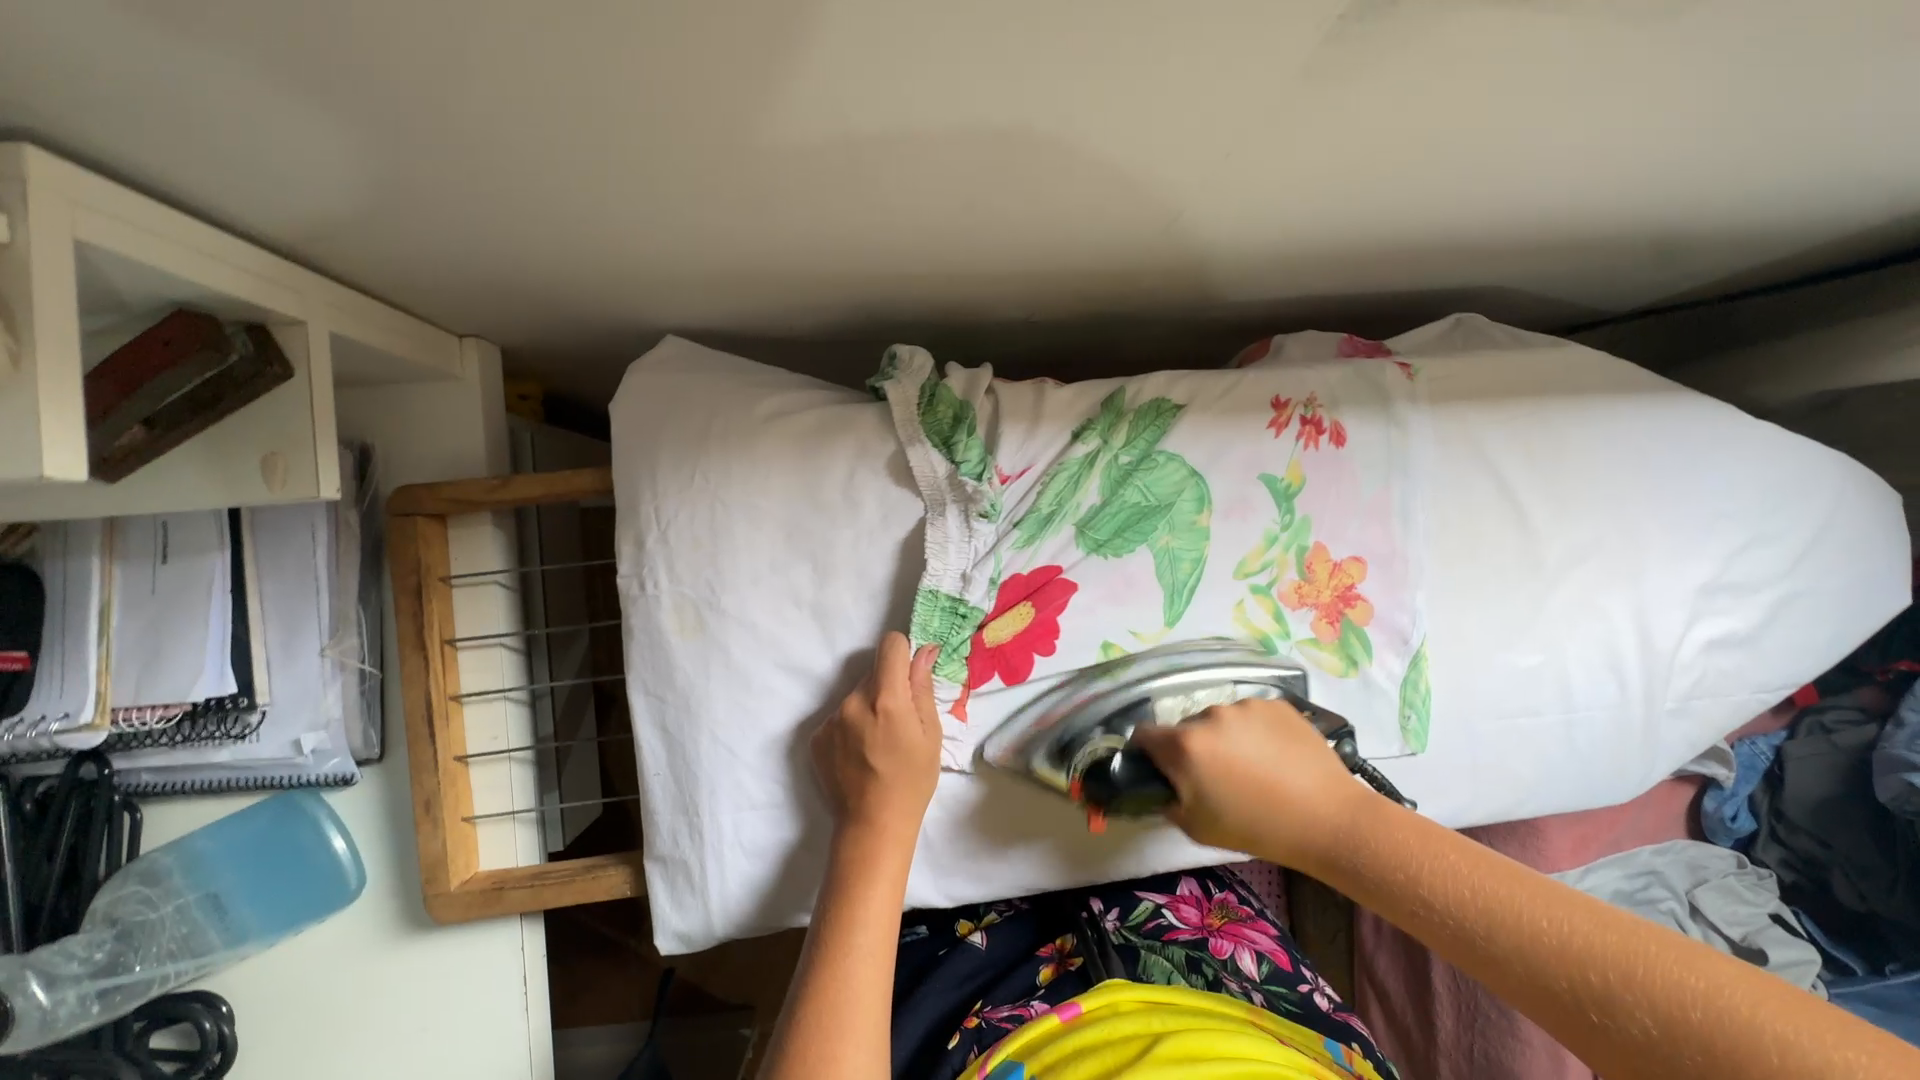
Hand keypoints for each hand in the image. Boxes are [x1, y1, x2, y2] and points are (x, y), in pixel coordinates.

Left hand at [811, 632, 942, 841]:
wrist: (872, 825)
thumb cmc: (912, 781)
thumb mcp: (929, 734)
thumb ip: (922, 687)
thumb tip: (924, 651)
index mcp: (885, 698)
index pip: (889, 645)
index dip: (902, 654)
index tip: (909, 676)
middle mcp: (852, 701)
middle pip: (872, 674)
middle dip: (887, 688)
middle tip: (899, 723)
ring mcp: (830, 719)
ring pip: (855, 696)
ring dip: (867, 708)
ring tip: (878, 744)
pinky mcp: (816, 737)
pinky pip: (838, 717)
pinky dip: (850, 727)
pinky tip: (859, 755)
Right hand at [1130, 697, 1370, 869]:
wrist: (1327, 819)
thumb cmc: (1256, 828)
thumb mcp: (1196, 828)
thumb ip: (1168, 801)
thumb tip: (1163, 787)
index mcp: (1184, 746)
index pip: (1144, 734)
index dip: (1146, 751)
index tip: (1161, 769)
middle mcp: (1210, 715)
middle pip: (1186, 727)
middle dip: (1192, 747)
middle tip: (1215, 777)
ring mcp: (1245, 706)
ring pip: (1220, 719)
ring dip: (1224, 737)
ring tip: (1252, 767)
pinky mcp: (1276, 704)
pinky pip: (1251, 715)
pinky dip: (1254, 731)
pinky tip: (1275, 756)